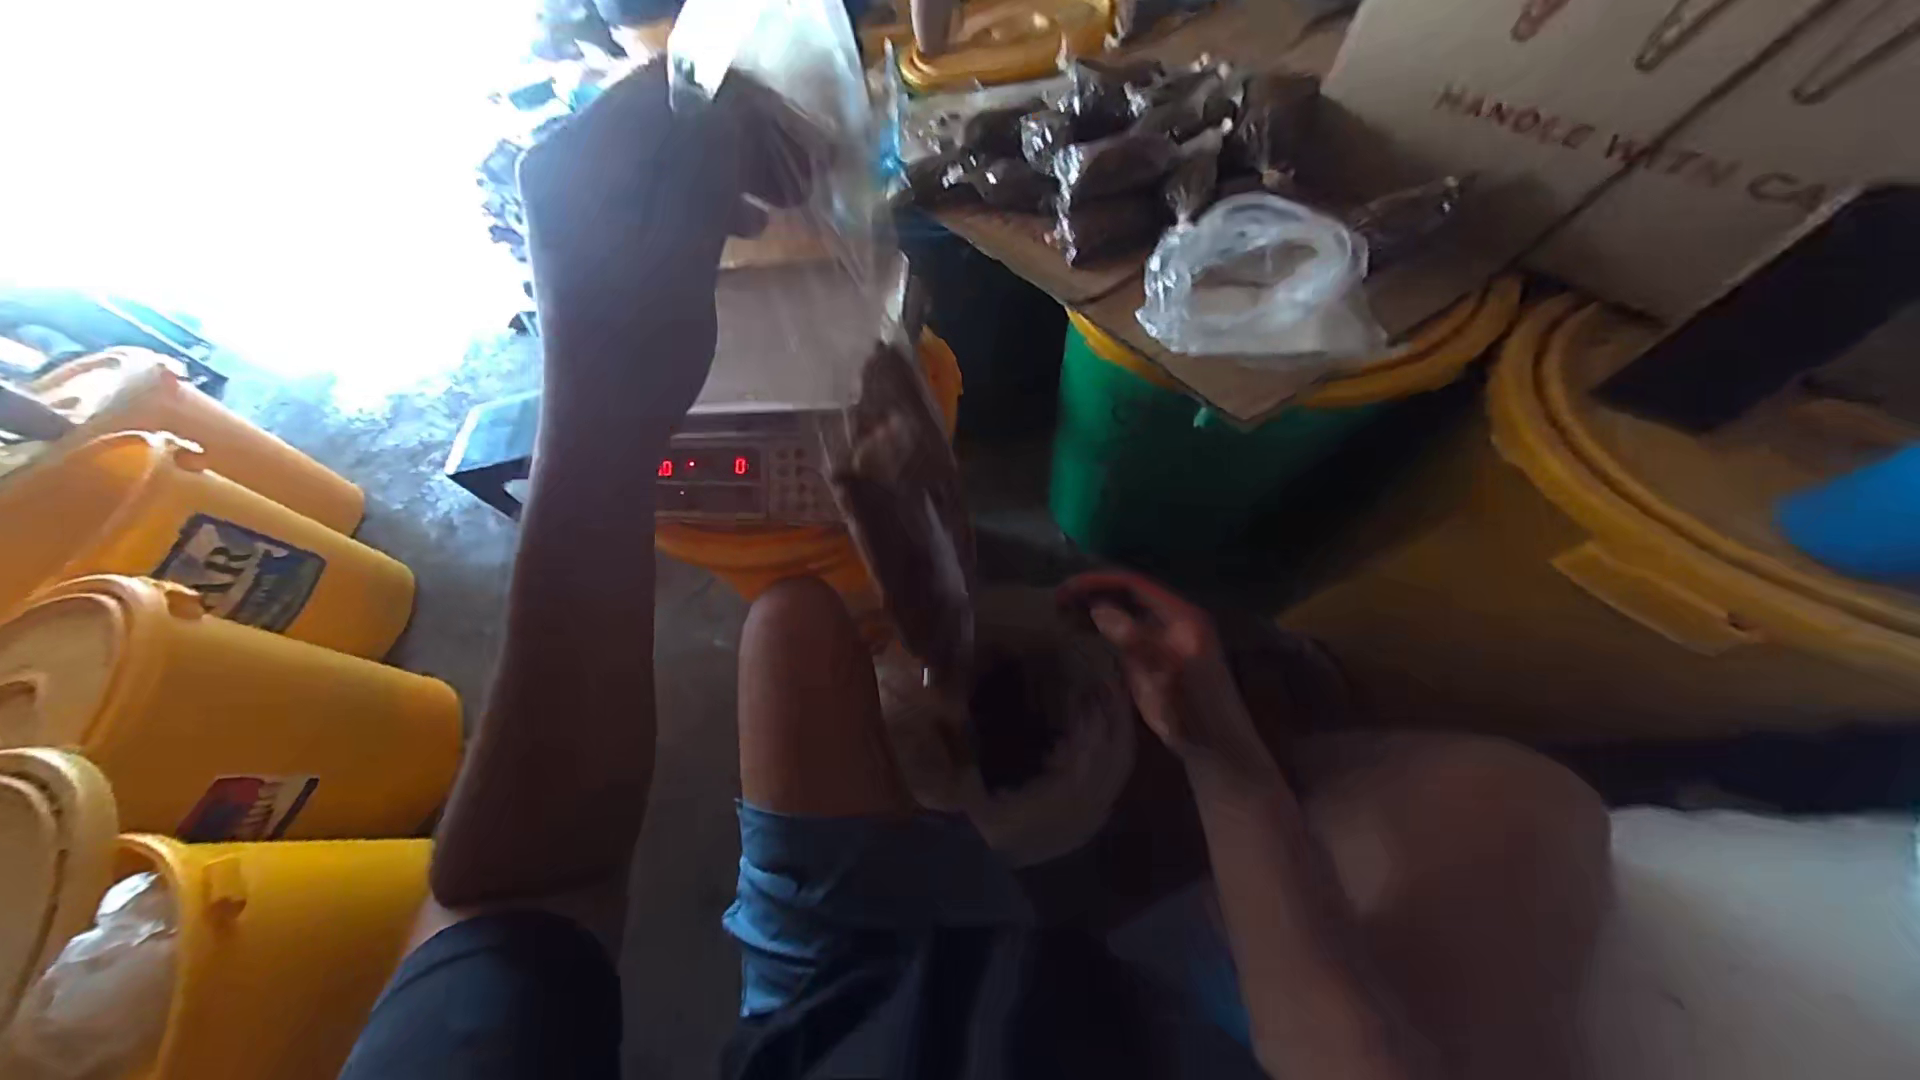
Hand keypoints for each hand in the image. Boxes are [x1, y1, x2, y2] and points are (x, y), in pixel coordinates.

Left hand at [517, 61, 800, 424]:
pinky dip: (706, 203)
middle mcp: (569, 165)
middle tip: (800, 172)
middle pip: (664, 122)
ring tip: (783, 204)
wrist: (607, 423)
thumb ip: (704, 176)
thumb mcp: (682, 258)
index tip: (796, 132)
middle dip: (736, 139)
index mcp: (577, 160)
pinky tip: (747, 228)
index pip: (660, 90)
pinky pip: (660, 196)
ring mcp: (584, 202)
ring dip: (729, 172)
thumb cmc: (643, 350)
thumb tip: (736, 106)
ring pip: (668, 160)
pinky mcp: (604, 235)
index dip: (734, 100)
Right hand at [1060, 570, 1275, 776]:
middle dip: (1092, 590)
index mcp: (1182, 615)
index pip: (1135, 584)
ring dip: (1093, 605)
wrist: (1215, 749)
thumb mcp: (1167, 676)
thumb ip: (1138, 641)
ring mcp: (1160, 637)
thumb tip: (1099, 610)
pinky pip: (1121, 630)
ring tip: (1062, 608)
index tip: (1068, 587)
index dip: (1099, 581)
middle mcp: (1171, 620)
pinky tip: (1077, 627)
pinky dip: (1098, 625)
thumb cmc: (1198, 713)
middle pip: (1126, 593)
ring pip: (1122, 609)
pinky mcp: (1150, 655)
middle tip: (1059, 597)